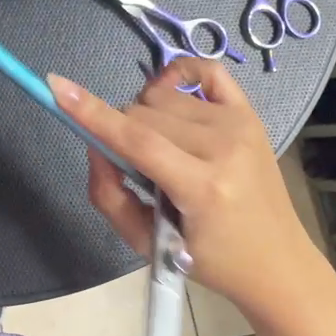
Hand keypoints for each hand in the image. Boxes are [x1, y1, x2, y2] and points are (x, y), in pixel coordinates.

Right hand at [51, 58, 326, 317]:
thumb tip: (94, 146)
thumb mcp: (148, 245)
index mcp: (202, 187)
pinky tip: (171, 93)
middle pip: (142, 114)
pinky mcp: (249, 113)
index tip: (56, 87)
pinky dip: (177, 73)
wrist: (279, 265)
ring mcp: (240, 125)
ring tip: (165, 151)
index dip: (92, 113)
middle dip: (123, 133)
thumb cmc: (210, 261)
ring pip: (161, 96)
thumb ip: (109, 195)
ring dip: (147, 118)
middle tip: (139, 168)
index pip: (136, 140)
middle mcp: (224, 148)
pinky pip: (204, 70)